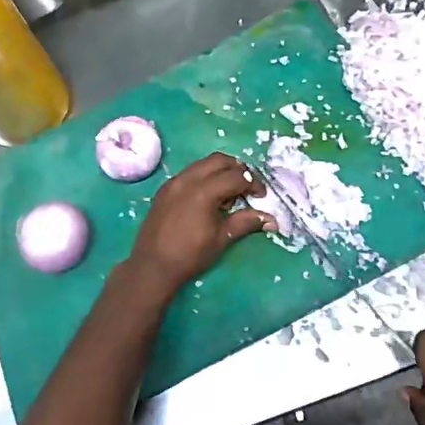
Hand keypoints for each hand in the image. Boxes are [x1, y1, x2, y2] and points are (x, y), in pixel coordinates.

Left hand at [127, 153, 276, 291]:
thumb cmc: (190, 255)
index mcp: (203, 191)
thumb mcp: (221, 238)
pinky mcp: (164, 190)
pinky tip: (208, 197)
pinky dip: (203, 176)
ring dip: (219, 171)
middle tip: (247, 187)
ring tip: (228, 192)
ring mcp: (172, 183)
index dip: (253, 183)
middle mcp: (186, 180)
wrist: (152, 265)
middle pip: (218, 160)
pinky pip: (188, 173)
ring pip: (201, 164)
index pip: (236, 176)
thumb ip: (245, 222)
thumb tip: (272, 219)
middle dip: (237, 169)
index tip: (261, 196)